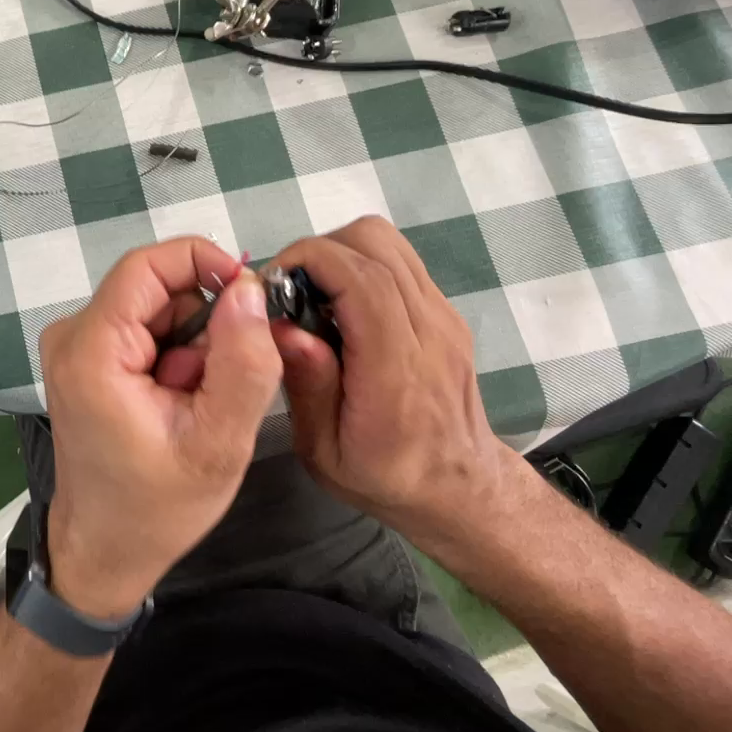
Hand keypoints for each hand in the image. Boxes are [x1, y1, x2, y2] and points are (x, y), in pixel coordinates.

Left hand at [37, 238, 281, 618]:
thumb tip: (249, 288)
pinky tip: (176, 403)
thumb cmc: (157, 506)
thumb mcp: (219, 442)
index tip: (252, 293)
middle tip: (221, 384)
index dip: (202, 262)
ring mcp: (73, 346)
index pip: (145, 266)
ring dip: (190, 346)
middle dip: (202, 324)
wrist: (104, 548)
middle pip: (154, 289)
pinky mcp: (84, 359)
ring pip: (154, 310)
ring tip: (193, 404)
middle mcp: (71, 335)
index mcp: (91, 350)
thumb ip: (243, 362)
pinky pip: (143, 331)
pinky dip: (172, 357)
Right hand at [270, 217, 526, 552]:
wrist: (461, 490)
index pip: (361, 277)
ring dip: (337, 253)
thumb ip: (308, 386)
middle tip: (288, 291)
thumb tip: (282, 326)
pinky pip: (395, 260)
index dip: (308, 261)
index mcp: (397, 367)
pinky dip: (356, 264)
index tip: (270, 285)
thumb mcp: (325, 451)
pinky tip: (338, 305)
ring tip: (311, 294)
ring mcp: (443, 314)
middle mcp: (429, 328)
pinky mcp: (443, 311)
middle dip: (317, 251)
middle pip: (373, 242)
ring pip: (386, 241)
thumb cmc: (385, 476)